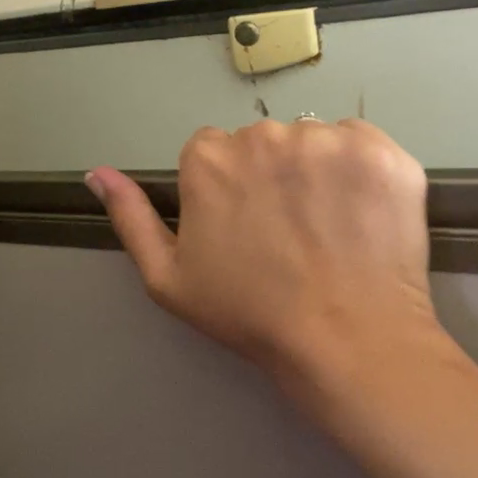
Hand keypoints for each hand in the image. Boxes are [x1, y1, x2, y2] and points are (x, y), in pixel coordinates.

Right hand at [87, 119, 439, 384]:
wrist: (349, 343)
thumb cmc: (251, 314)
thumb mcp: (167, 277)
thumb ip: (130, 216)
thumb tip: (97, 173)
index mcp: (209, 158)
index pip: (212, 154)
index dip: (228, 193)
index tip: (246, 229)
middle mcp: (264, 134)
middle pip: (262, 143)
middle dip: (270, 176)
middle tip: (287, 234)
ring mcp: (327, 139)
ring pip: (312, 141)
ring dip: (317, 172)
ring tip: (328, 228)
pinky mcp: (381, 150)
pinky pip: (361, 143)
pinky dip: (361, 171)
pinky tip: (361, 214)